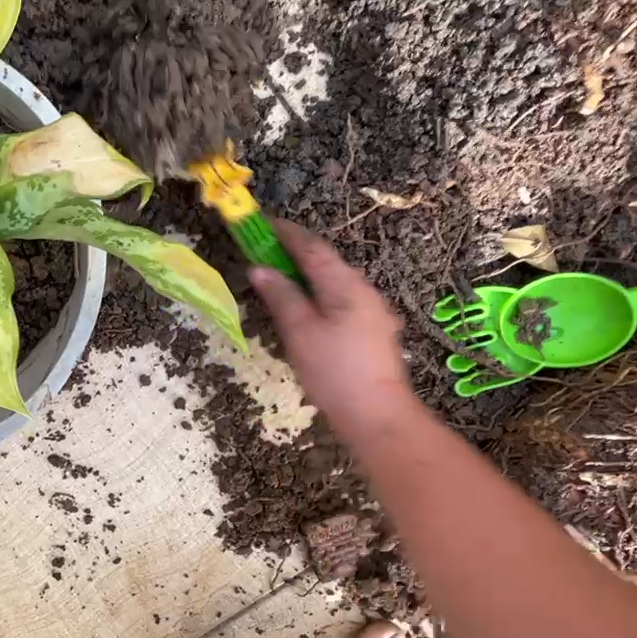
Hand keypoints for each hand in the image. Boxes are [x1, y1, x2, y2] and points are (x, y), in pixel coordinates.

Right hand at [246, 220, 420, 441]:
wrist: (377, 414)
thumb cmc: (334, 370)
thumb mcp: (299, 331)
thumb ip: (281, 296)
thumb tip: (260, 268)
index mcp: (345, 285)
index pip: (312, 247)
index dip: (286, 233)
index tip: (262, 223)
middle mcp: (363, 290)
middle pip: (325, 262)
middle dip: (294, 252)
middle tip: (263, 251)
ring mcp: (372, 311)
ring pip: (333, 282)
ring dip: (305, 275)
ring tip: (278, 279)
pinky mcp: (371, 331)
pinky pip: (340, 300)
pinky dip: (316, 295)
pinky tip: (303, 309)